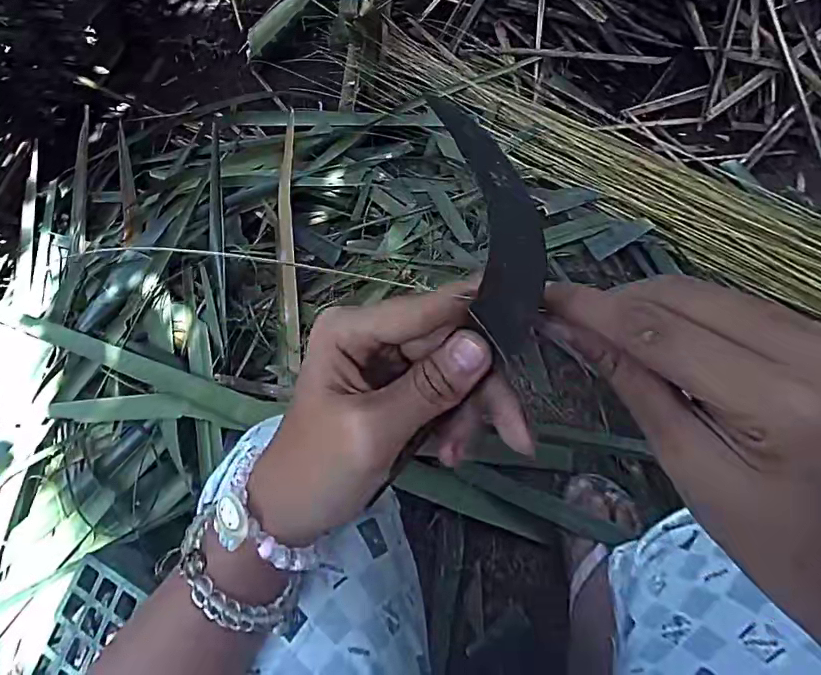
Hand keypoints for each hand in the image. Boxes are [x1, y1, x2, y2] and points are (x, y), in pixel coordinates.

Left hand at [246, 282, 534, 545]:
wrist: (289, 512)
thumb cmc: (318, 469)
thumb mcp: (374, 431)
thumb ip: (429, 388)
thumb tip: (480, 344)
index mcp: (351, 327)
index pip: (426, 309)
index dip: (476, 312)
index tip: (532, 315)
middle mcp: (370, 332)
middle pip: (447, 341)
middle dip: (480, 387)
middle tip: (516, 435)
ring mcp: (384, 358)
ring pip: (452, 367)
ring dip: (467, 412)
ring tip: (458, 455)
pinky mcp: (395, 384)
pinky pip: (442, 390)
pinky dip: (454, 421)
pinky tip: (449, 453)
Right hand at [544, 276, 820, 673]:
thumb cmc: (785, 555)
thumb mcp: (694, 473)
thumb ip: (633, 385)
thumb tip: (569, 327)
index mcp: (791, 406)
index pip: (666, 333)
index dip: (596, 309)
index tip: (545, 295)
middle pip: (690, 298)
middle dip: (621, 301)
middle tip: (568, 313)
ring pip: (713, 294)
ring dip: (653, 304)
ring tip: (609, 326)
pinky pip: (742, 307)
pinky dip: (693, 314)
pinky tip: (665, 336)